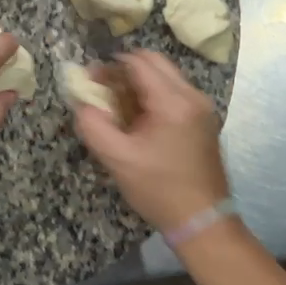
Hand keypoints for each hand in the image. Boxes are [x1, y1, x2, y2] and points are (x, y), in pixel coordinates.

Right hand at [75, 50, 228, 231]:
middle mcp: (192, 96)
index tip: (91, 83)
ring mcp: (202, 107)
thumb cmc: (159, 190)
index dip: (109, 67)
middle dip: (124, 69)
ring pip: (164, 73)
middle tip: (105, 90)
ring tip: (121, 106)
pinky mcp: (204, 119)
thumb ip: (91, 123)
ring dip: (138, 81)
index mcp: (173, 102)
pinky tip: (141, 119)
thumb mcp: (116, 158)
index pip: (136, 62)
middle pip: (152, 60)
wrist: (204, 224)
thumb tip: (81, 100)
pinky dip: (153, 93)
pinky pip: (174, 90)